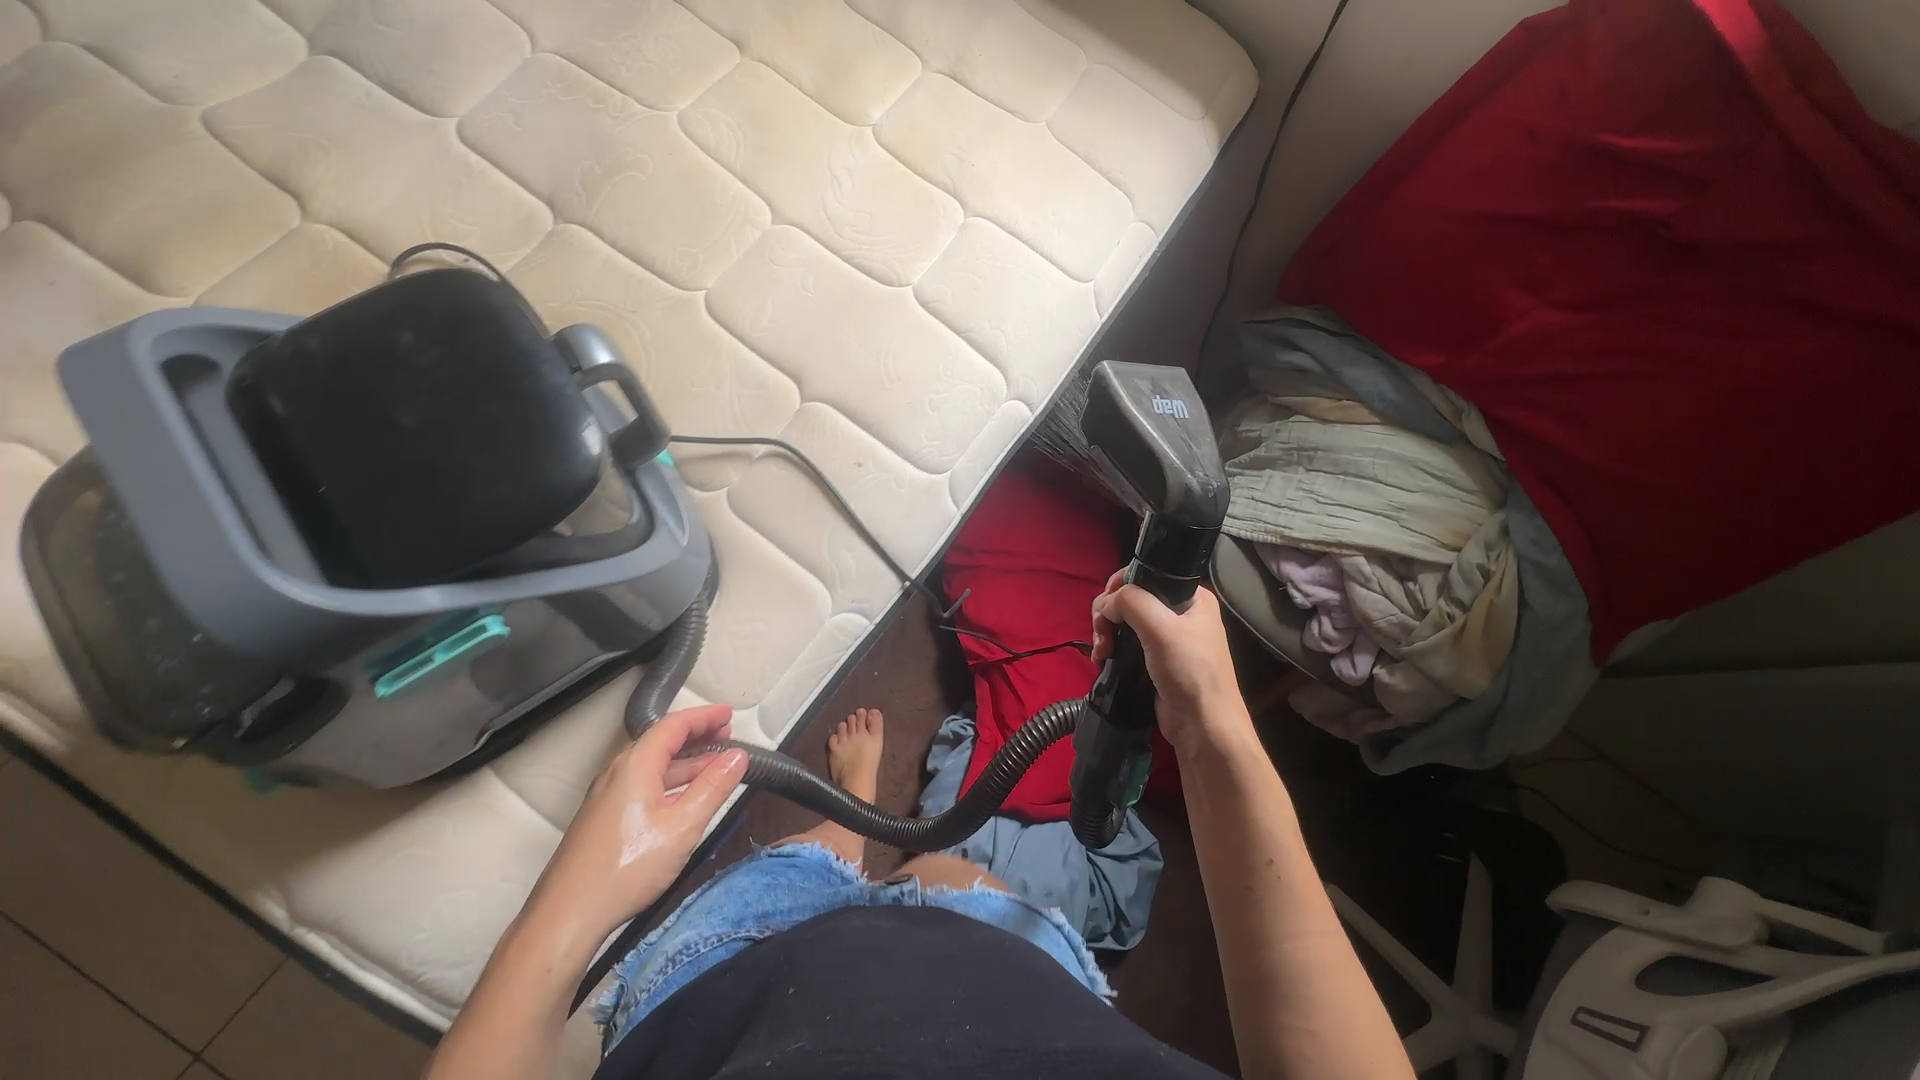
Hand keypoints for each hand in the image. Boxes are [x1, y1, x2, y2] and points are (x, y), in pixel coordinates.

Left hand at [522, 704, 747, 947]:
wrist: (567, 915)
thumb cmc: (627, 867)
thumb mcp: (683, 826)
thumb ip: (713, 787)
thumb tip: (738, 756)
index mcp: (635, 766)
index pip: (673, 726)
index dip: (703, 717)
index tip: (730, 713)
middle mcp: (618, 773)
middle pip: (661, 742)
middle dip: (697, 736)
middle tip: (727, 735)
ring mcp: (607, 797)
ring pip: (653, 767)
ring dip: (686, 762)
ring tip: (716, 765)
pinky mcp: (604, 818)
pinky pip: (644, 785)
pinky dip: (671, 781)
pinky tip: (685, 799)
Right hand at [1091, 573, 1249, 755]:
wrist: (1203, 725)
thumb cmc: (1190, 671)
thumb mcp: (1161, 627)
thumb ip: (1131, 602)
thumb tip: (1105, 604)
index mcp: (1192, 597)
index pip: (1146, 575)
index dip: (1119, 586)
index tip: (1105, 607)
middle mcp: (1180, 613)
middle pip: (1130, 600)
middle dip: (1109, 615)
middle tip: (1102, 636)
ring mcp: (1167, 639)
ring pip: (1124, 623)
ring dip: (1106, 634)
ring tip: (1101, 653)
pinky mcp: (1155, 661)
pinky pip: (1125, 645)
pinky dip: (1111, 649)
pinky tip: (1102, 660)